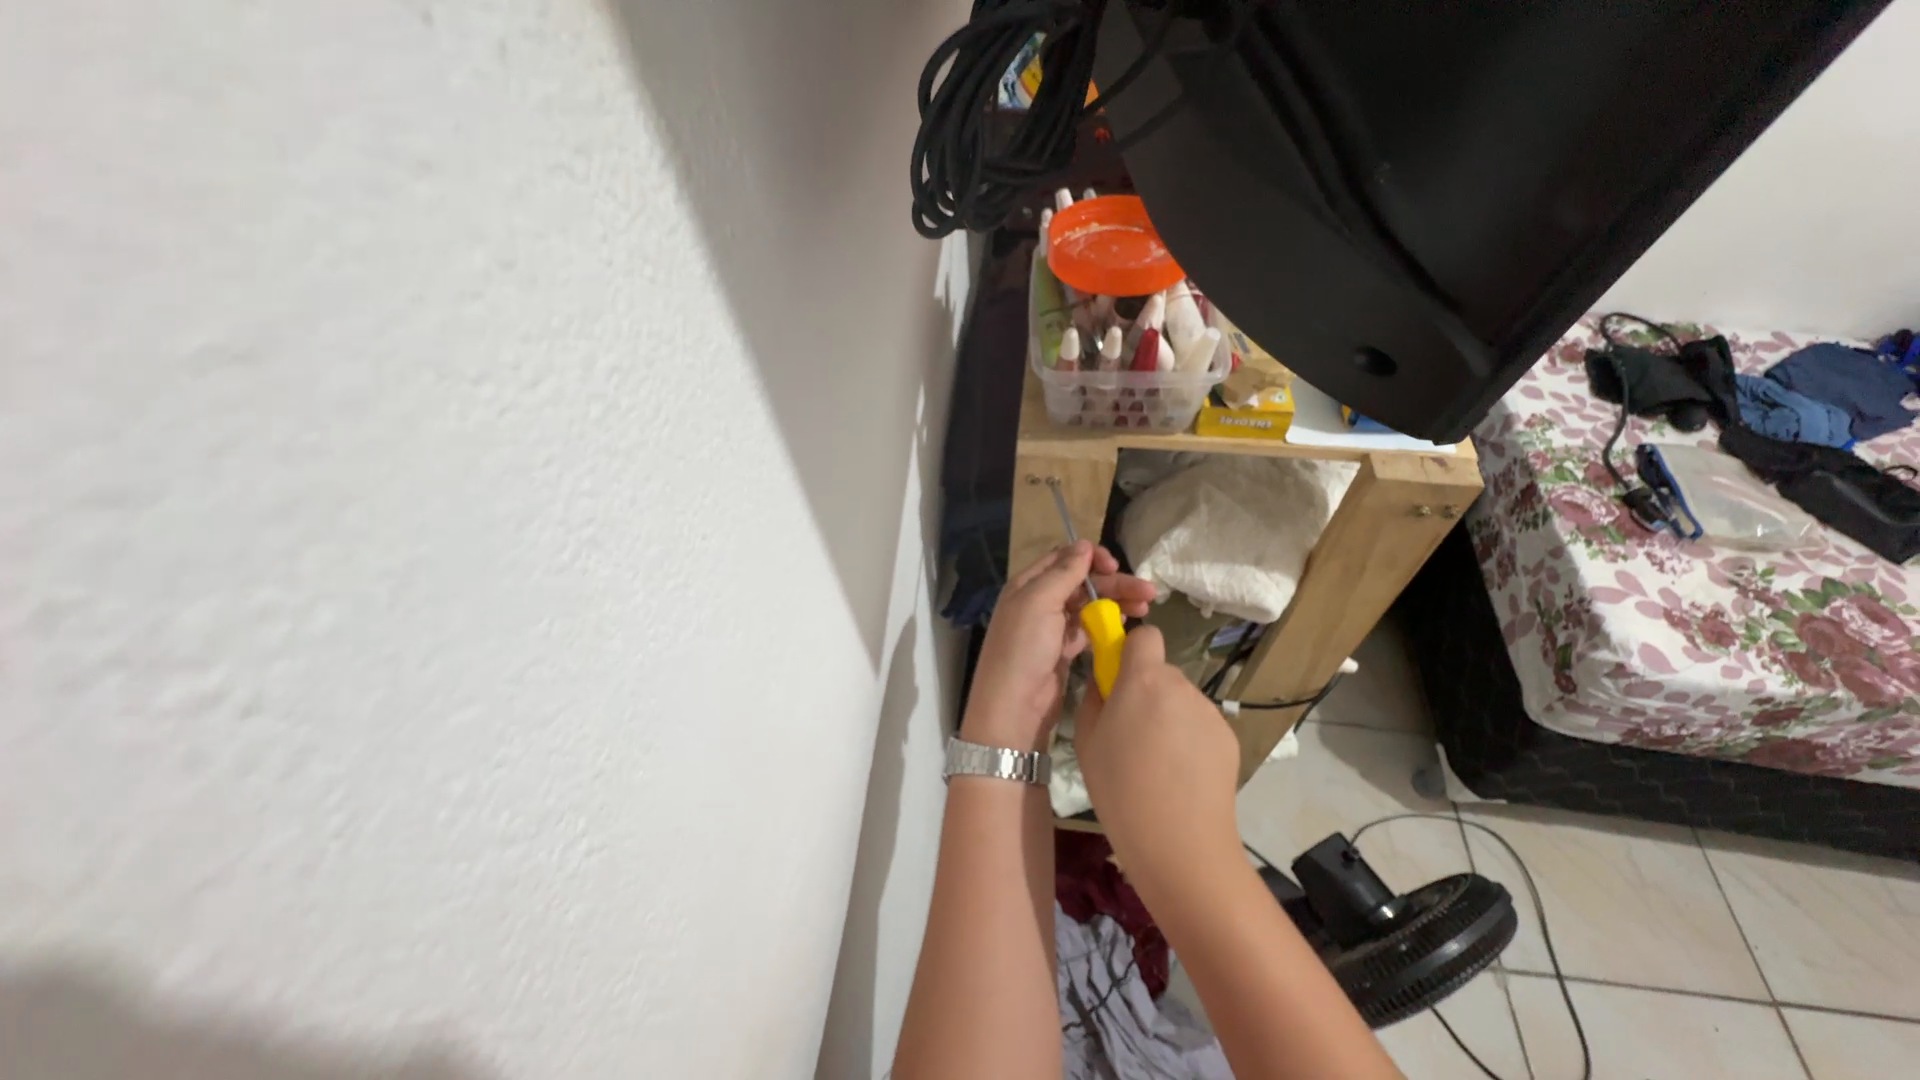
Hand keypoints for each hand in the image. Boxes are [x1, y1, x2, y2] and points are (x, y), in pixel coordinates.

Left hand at [961, 540, 1153, 751]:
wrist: (1013, 706)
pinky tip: (1128, 625)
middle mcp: (1039, 601)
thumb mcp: (1039, 602)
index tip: (1115, 565)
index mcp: (1028, 585)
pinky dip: (1108, 624)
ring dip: (1117, 603)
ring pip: (1090, 605)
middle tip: (1147, 592)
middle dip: (1114, 583)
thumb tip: (1083, 544)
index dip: (1090, 558)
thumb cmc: (1023, 648)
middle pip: (1082, 583)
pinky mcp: (1065, 650)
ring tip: (1146, 607)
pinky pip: (1090, 629)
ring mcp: (1052, 627)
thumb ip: (1063, 573)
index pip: (1063, 559)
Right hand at [1074, 626, 1243, 901]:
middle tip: (1132, 735)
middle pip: (1161, 674)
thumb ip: (1094, 699)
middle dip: (1146, 693)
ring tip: (1157, 763)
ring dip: (1168, 718)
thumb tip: (1104, 682)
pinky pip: (1200, 726)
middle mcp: (1181, 686)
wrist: (1178, 841)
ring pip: (1181, 702)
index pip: (1146, 636)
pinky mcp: (1228, 738)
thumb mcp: (1087, 742)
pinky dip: (1189, 741)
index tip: (1119, 678)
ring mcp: (1209, 712)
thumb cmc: (1119, 789)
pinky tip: (1180, 777)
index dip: (1132, 650)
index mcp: (1142, 681)